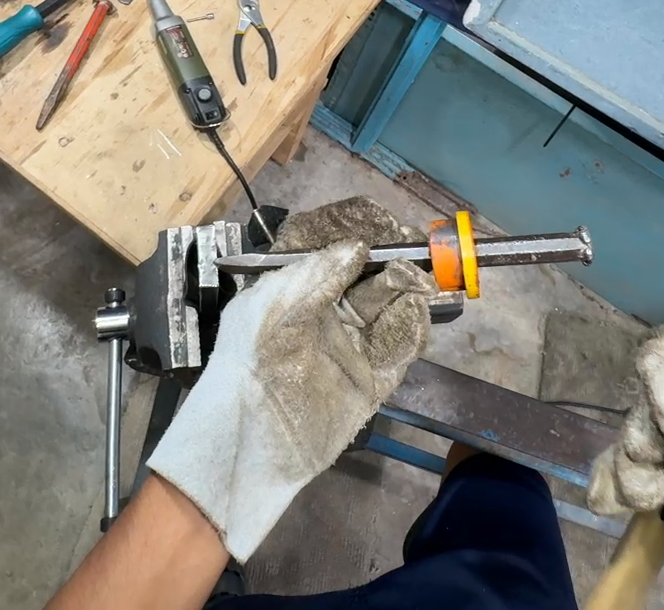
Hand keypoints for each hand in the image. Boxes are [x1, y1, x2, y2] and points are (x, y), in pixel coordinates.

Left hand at [146, 237, 433, 560]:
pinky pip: (399, 349)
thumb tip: (356, 247)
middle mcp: (325, 313)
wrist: (246, 439)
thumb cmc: (250, 357)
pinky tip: (417, 311)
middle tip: (415, 248)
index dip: (359, 234)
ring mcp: (349, 346)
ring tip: (416, 278)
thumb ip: (316, 273)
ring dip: (405, 290)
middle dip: (391, 260)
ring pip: (388, 308)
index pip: (334, 251)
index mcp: (296, 289)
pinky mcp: (370, 381)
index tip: (383, 223)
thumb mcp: (273, 304)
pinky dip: (412, 327)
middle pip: (368, 277)